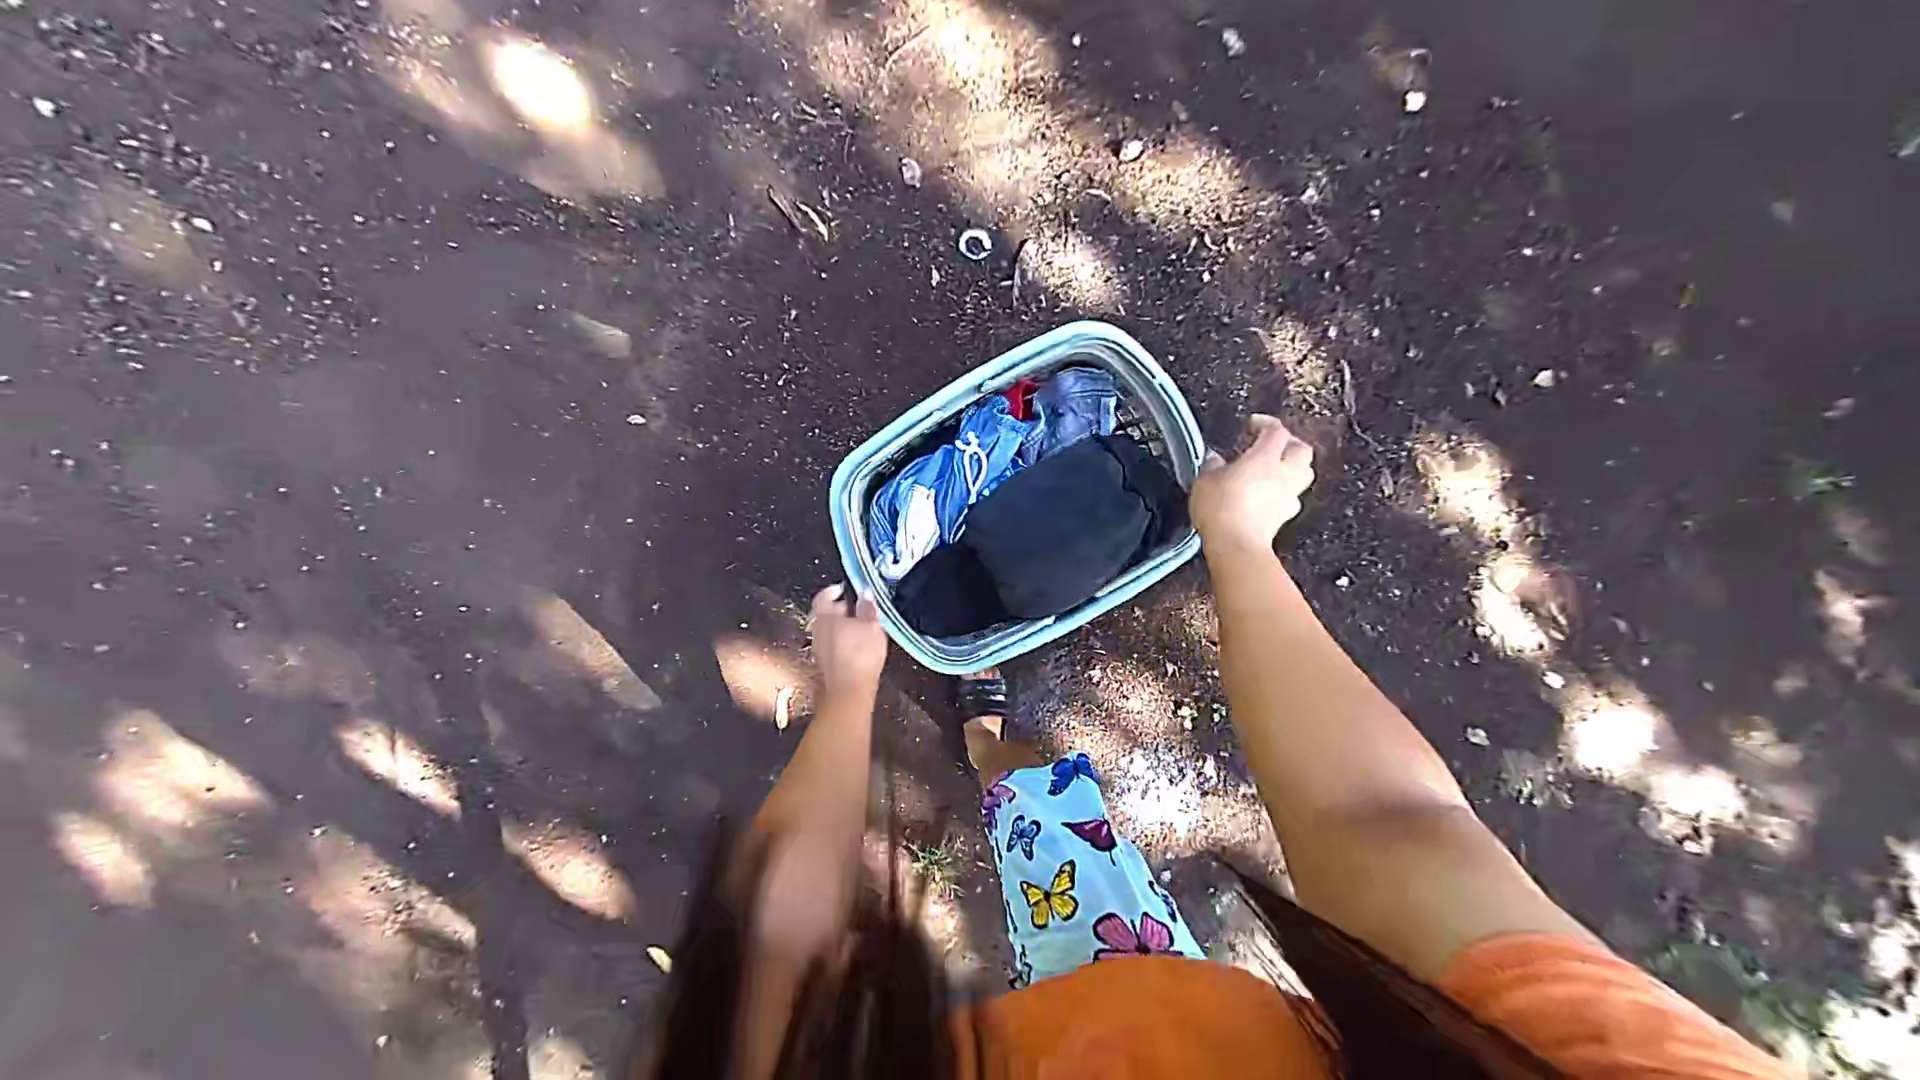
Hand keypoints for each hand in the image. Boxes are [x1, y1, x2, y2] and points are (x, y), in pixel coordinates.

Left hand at [809, 583, 887, 696]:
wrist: (849, 690)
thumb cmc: (859, 655)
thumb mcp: (872, 625)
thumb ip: (868, 607)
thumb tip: (866, 594)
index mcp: (825, 615)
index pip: (824, 595)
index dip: (836, 590)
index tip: (847, 589)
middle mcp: (817, 630)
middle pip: (827, 612)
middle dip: (843, 609)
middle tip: (860, 608)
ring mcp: (819, 648)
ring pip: (830, 630)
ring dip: (844, 626)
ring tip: (863, 628)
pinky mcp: (824, 664)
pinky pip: (833, 645)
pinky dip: (844, 641)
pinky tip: (858, 647)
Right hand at [1189, 414, 1314, 553]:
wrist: (1235, 544)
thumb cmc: (1221, 509)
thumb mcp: (1205, 480)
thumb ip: (1212, 466)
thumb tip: (1214, 460)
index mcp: (1264, 457)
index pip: (1276, 431)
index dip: (1266, 423)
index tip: (1253, 424)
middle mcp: (1283, 474)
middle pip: (1301, 450)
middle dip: (1289, 443)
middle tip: (1273, 444)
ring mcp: (1287, 496)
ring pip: (1303, 473)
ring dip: (1293, 467)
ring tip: (1276, 468)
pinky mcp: (1284, 517)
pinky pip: (1291, 498)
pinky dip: (1283, 492)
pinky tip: (1269, 495)